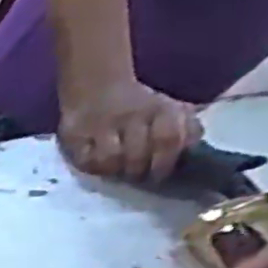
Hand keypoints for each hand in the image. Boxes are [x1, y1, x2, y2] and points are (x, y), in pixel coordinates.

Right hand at [57, 80, 202, 183]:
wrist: (96, 90)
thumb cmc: (137, 106)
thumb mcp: (168, 109)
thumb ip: (185, 126)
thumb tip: (192, 148)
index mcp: (159, 108)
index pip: (168, 138)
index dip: (166, 161)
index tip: (160, 175)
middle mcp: (131, 116)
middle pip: (137, 154)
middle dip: (138, 170)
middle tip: (136, 177)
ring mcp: (100, 127)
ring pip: (110, 160)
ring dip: (114, 171)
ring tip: (117, 173)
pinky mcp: (74, 138)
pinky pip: (85, 161)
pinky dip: (93, 168)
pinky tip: (98, 166)